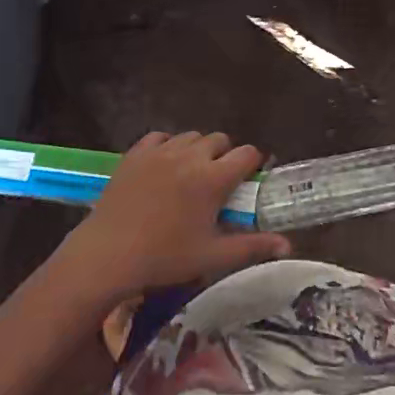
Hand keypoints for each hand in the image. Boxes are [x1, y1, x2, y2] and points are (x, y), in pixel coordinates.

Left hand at [48, 131, 289, 304]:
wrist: (107, 255)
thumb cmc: (165, 257)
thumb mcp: (213, 256)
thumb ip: (253, 246)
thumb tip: (288, 246)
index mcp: (213, 178)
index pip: (247, 154)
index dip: (253, 165)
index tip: (248, 182)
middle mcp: (190, 156)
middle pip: (220, 140)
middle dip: (225, 156)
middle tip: (219, 183)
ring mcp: (160, 152)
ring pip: (191, 136)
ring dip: (198, 150)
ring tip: (191, 174)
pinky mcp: (135, 154)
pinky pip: (160, 137)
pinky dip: (168, 146)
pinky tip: (164, 166)